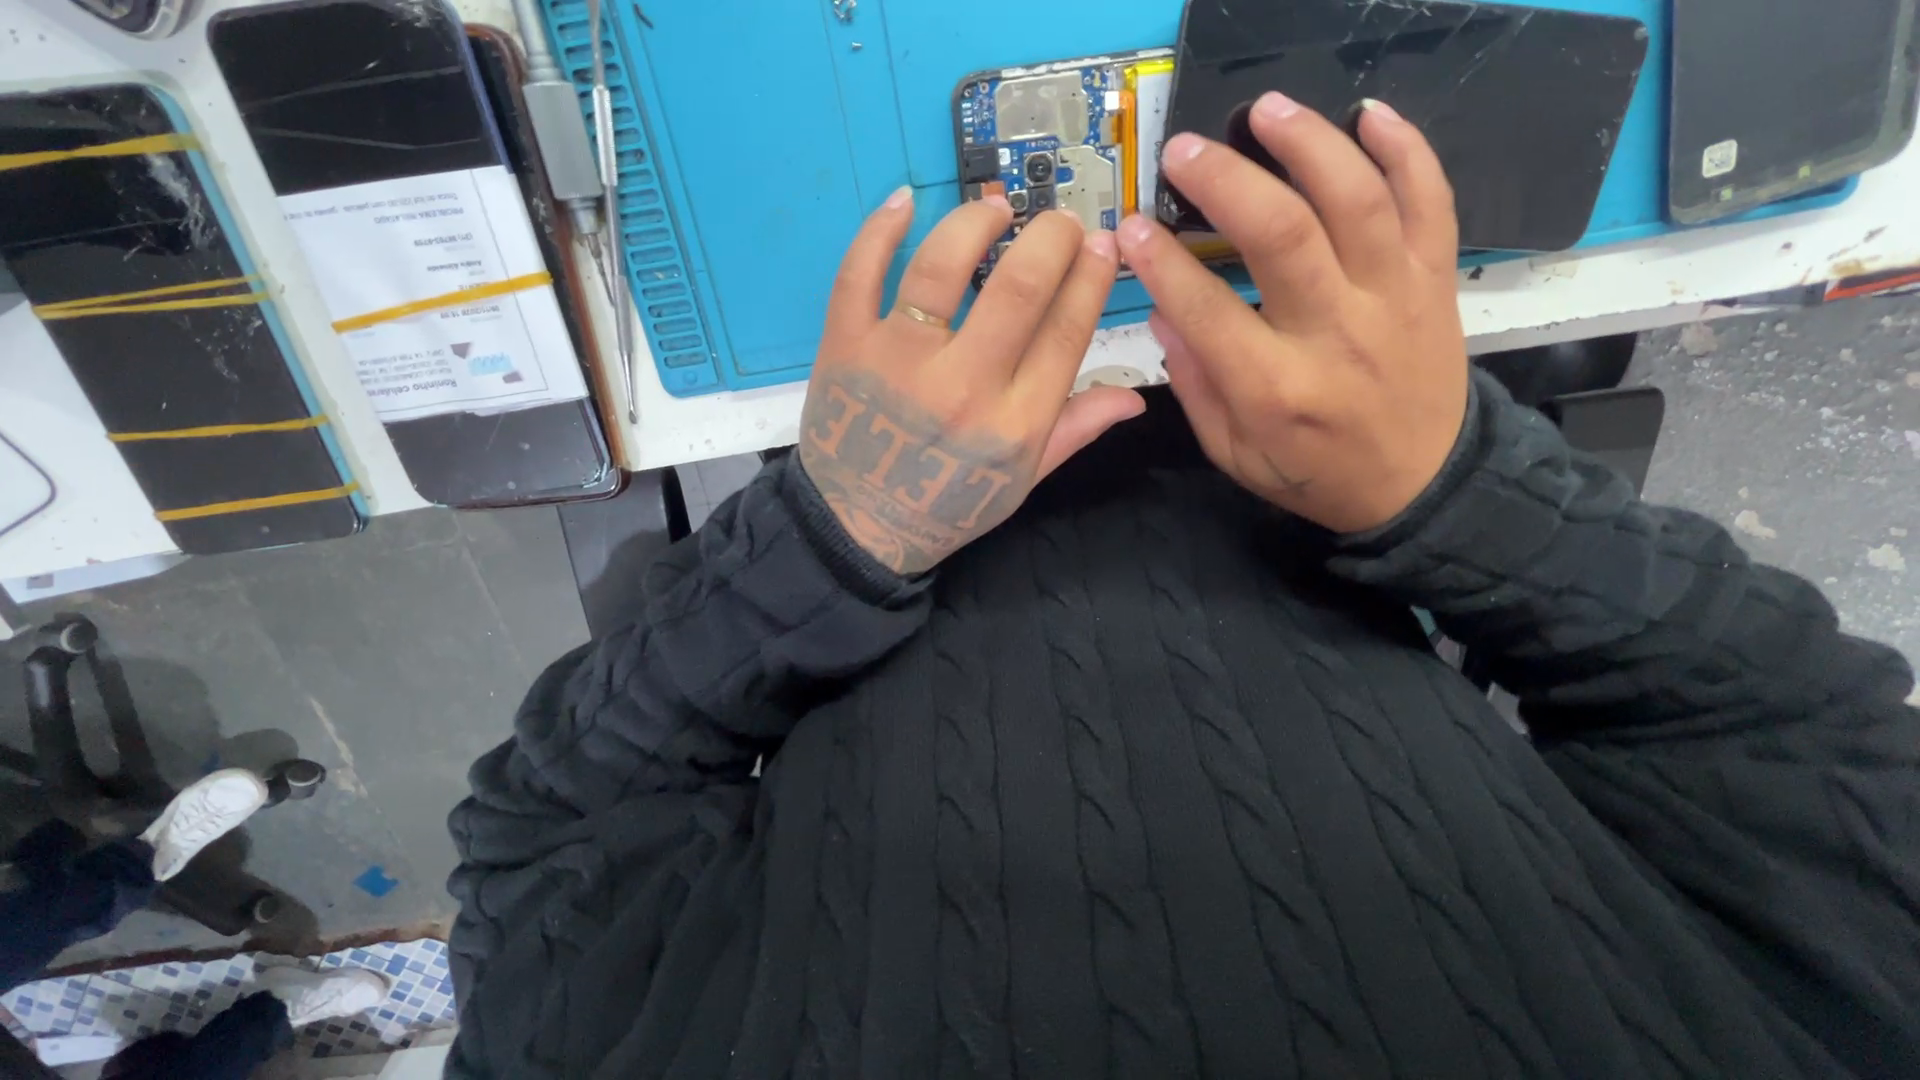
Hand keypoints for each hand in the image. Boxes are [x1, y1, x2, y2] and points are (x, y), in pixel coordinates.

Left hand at [799, 188, 1145, 573]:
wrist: (859, 529)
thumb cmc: (949, 505)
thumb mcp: (1022, 481)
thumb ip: (1076, 430)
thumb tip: (1137, 396)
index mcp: (1015, 421)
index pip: (1067, 329)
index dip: (1091, 276)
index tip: (1100, 245)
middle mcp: (963, 385)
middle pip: (1019, 286)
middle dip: (1051, 238)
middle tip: (1058, 222)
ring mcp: (899, 360)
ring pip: (943, 265)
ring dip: (976, 221)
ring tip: (996, 208)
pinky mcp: (846, 346)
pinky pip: (859, 274)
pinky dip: (880, 231)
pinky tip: (904, 200)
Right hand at [1118, 94, 1470, 532]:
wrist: (1423, 486)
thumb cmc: (1317, 474)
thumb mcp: (1236, 456)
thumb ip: (1196, 388)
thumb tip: (1163, 314)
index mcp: (1276, 389)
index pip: (1206, 310)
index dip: (1161, 263)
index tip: (1131, 228)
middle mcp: (1336, 334)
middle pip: (1282, 233)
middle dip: (1225, 181)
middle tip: (1184, 151)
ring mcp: (1393, 299)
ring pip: (1356, 200)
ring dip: (1308, 143)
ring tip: (1264, 110)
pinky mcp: (1434, 281)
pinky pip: (1430, 201)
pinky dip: (1406, 149)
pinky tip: (1368, 115)